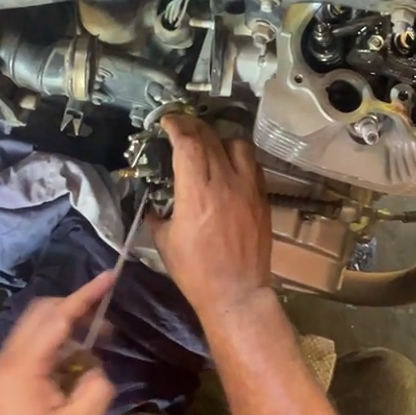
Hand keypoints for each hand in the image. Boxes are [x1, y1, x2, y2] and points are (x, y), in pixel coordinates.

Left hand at [0, 272, 116, 414]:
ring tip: (95, 340)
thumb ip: (95, 390)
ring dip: (65, 325)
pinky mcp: (1, 383)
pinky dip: (54, 342)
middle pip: (42, 312)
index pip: (58, 315)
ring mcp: (0, 370)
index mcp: (23, 365)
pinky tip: (73, 363)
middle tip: (106, 314)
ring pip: (34, 328)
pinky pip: (30, 346)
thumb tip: (97, 369)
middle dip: (75, 305)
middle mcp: (7, 359)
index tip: (110, 276)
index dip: (87, 294)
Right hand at [151, 114, 273, 328]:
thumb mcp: (164, 241)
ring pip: (238, 144)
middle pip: (211, 137)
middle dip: (193, 127)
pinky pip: (252, 164)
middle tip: (181, 127)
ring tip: (209, 144)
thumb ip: (157, 214)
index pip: (189, 143)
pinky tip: (229, 165)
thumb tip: (152, 201)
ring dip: (220, 138)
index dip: (177, 126)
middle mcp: (226, 183)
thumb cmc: (196, 272)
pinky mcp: (263, 197)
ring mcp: (249, 188)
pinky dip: (238, 157)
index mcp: (198, 192)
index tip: (167, 121)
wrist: (237, 293)